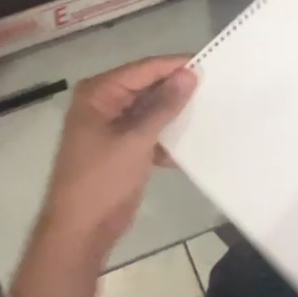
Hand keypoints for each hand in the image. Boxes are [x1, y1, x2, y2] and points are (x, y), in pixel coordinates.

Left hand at [44, 56, 196, 257]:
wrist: (81, 231)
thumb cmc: (102, 180)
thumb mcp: (136, 140)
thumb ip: (164, 106)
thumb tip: (189, 74)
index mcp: (99, 94)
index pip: (144, 69)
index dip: (175, 66)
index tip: (211, 65)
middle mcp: (104, 103)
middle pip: (148, 87)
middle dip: (177, 90)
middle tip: (216, 89)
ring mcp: (112, 126)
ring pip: (152, 110)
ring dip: (175, 115)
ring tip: (211, 112)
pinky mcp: (123, 148)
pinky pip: (150, 132)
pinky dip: (168, 138)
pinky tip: (193, 144)